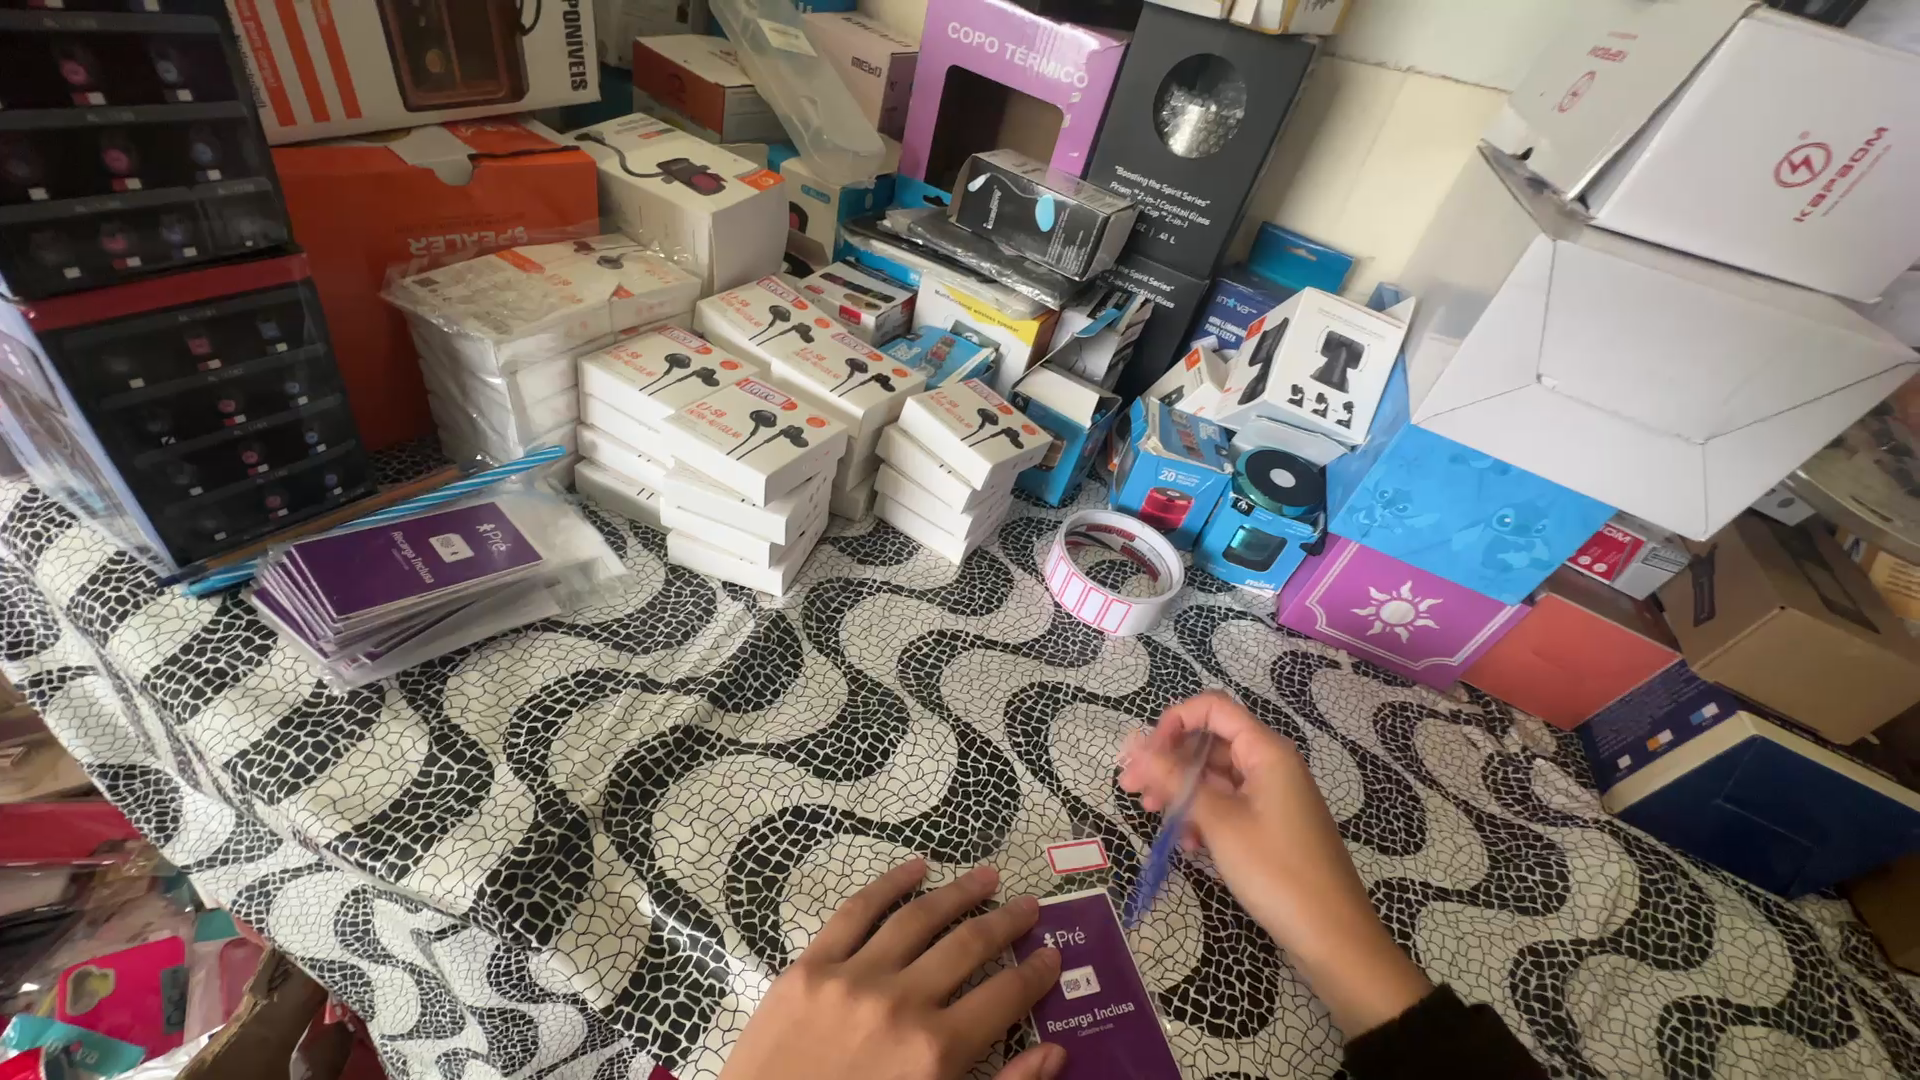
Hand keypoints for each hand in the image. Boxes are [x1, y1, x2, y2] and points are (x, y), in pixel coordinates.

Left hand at [720, 859, 1065, 1079]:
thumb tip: (1056, 1052)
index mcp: (936, 1052)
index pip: (1004, 997)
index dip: (1034, 974)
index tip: (1051, 954)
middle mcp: (901, 1002)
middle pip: (968, 946)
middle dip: (1007, 922)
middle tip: (1029, 905)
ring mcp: (853, 977)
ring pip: (919, 918)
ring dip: (959, 893)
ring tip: (987, 876)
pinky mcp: (810, 967)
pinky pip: (856, 911)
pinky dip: (890, 883)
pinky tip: (916, 866)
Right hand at [1117, 691, 1431, 1036]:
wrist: (1336, 941)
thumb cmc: (1277, 872)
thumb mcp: (1218, 822)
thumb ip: (1173, 779)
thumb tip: (1133, 744)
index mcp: (1266, 751)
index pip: (1212, 708)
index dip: (1174, 721)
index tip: (1146, 754)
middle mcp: (1271, 765)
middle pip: (1210, 742)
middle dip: (1169, 761)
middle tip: (1131, 788)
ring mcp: (1272, 796)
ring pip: (1215, 776)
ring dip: (1181, 790)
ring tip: (1151, 814)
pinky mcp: (1271, 825)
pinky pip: (1228, 804)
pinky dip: (1203, 815)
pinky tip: (1186, 843)